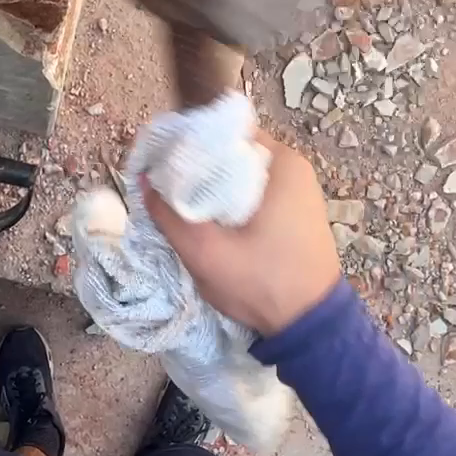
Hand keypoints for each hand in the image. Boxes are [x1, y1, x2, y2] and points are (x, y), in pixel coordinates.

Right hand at [142, 132, 343, 336]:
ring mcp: (296, 189)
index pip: (221, 131)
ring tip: (180, 206)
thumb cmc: (262, 284)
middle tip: (162, 188)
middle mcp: (291, 167)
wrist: (310, 324)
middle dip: (194, 166)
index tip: (156, 161)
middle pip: (228, 151)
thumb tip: (145, 182)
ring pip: (237, 173)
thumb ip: (170, 216)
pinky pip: (251, 191)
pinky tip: (209, 220)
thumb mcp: (206, 254)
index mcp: (279, 163)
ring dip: (209, 185)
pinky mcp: (294, 210)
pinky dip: (227, 199)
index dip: (184, 142)